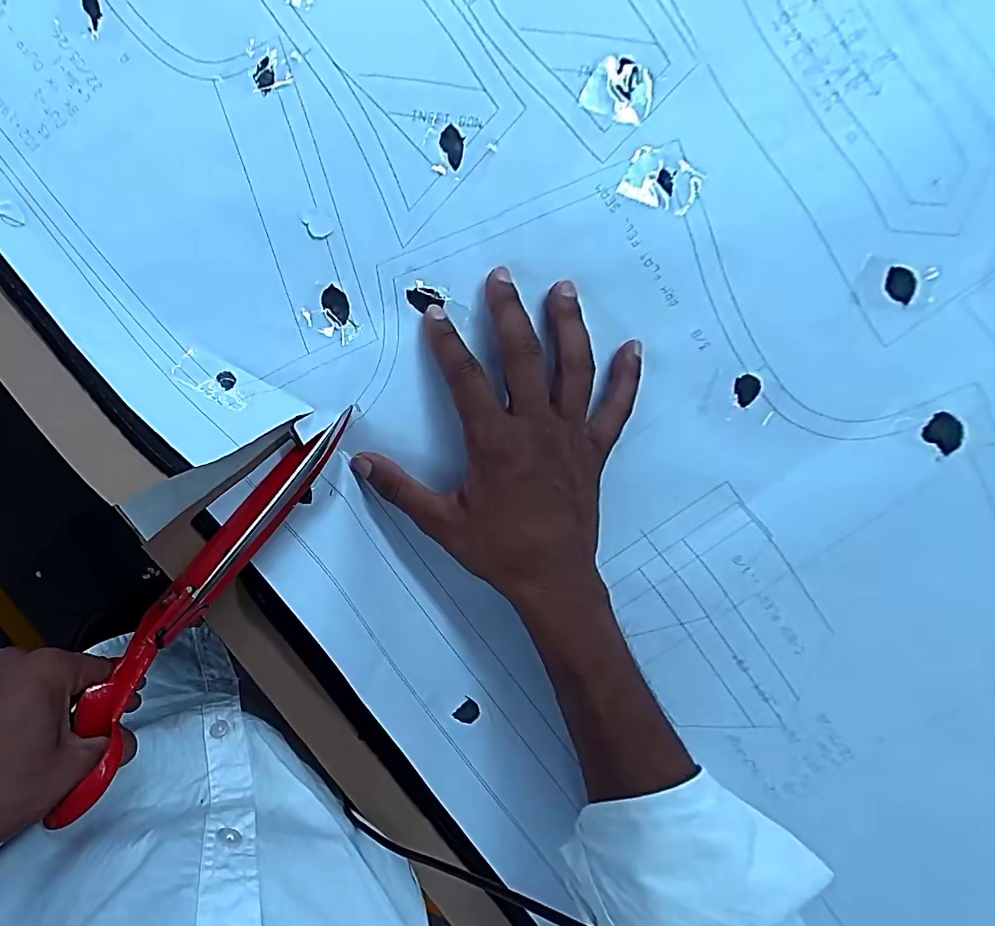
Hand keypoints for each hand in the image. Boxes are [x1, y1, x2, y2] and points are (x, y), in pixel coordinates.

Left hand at [0, 647, 138, 871]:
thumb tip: (121, 736)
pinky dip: (23, 717)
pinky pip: (10, 696)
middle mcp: (11, 664)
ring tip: (47, 757)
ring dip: (52, 714)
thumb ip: (112, 744)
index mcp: (41, 670)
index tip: (127, 700)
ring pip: (37, 688)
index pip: (99, 666)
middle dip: (83, 707)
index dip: (120, 687)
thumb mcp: (74, 769)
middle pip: (67, 676)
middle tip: (87, 744)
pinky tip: (21, 753)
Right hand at [353, 268, 638, 620]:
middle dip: (509, 314)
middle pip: (523, 358)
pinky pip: (615, 408)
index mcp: (494, 442)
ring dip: (568, 327)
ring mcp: (570, 437)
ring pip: (574, 369)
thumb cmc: (496, 550)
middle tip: (501, 278)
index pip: (466, 381)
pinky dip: (626, 377)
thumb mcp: (439, 521)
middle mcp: (535, 428)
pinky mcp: (593, 451)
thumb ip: (399, 489)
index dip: (447, 345)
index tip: (436, 314)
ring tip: (562, 289)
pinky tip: (634, 347)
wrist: (553, 579)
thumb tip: (361, 463)